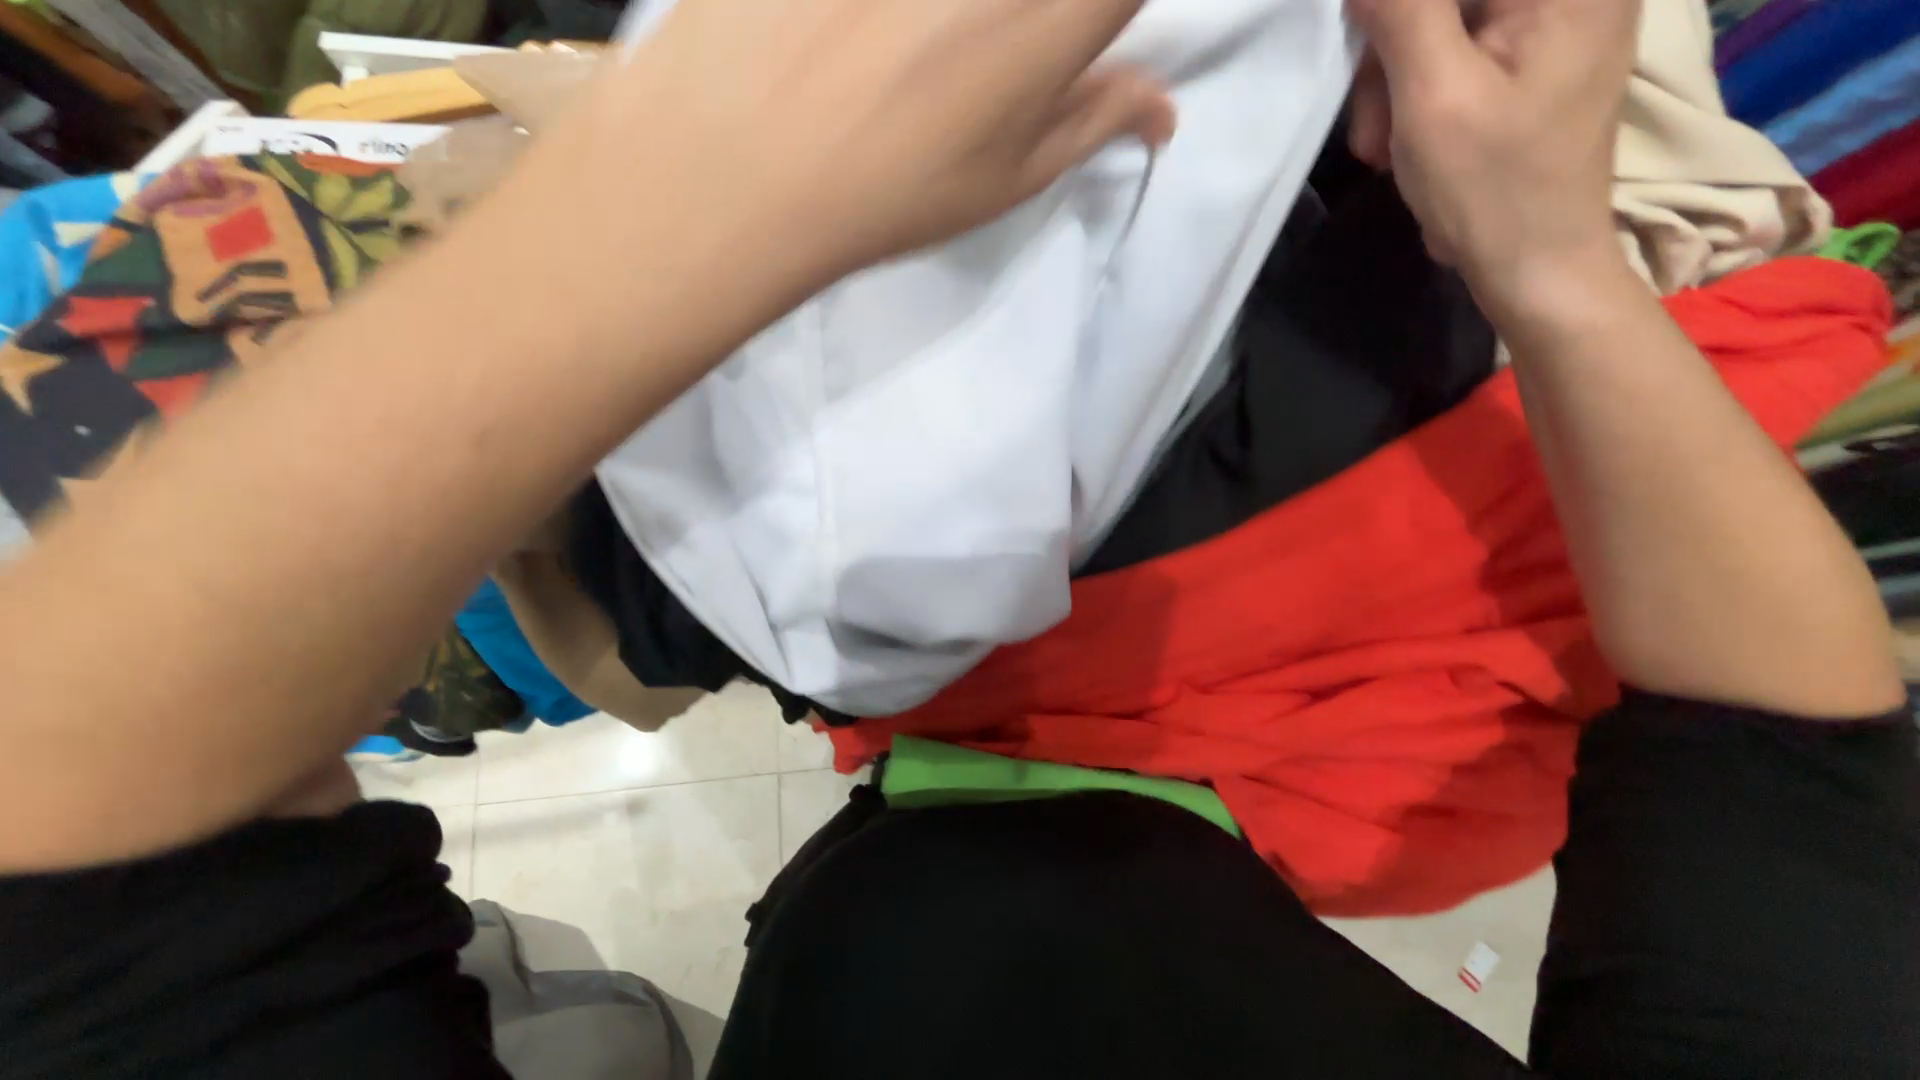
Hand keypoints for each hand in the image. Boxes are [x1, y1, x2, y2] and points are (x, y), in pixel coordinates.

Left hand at [585, 0, 1176, 280]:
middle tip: (967, 60)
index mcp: (1054, 11)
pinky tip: (849, 40)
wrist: (738, 167)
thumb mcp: (1006, 180)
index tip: (1063, 41)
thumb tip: (1160, 106)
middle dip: (1019, 23)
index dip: (1095, 16)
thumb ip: (1094, 122)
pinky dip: (876, 18)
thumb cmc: (890, 191)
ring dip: (941, 25)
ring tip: (899, 53)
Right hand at [1345, 0, 1637, 299]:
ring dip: (1393, 80)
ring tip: (1382, 146)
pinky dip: (1417, 91)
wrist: (1535, 266)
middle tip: (1370, 123)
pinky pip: (1456, 47)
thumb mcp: (1434, 94)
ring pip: (1442, 21)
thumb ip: (1402, 12)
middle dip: (1391, 50)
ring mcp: (1554, 23)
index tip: (1364, 41)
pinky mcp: (1532, 57)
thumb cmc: (1492, 187)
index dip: (1397, 13)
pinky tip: (1404, 140)